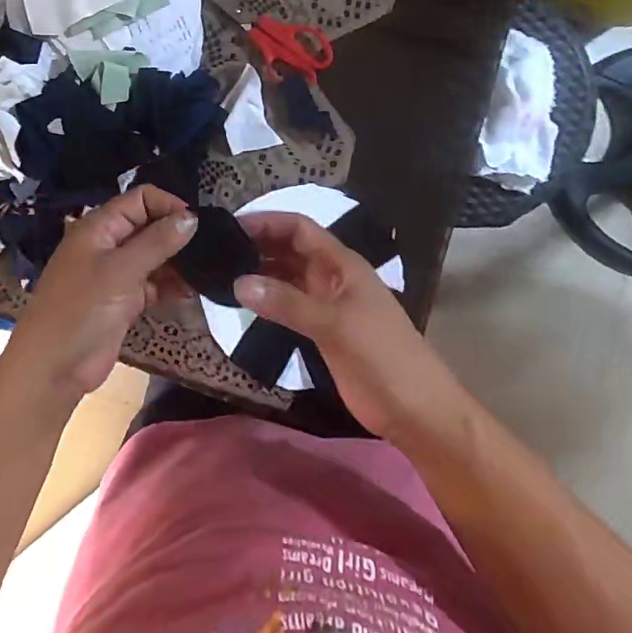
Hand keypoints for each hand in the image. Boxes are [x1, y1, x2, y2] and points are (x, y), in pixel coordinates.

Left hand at [6, 186, 198, 400]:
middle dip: (177, 233)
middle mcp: (107, 245)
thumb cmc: (82, 309)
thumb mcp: (121, 270)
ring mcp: (115, 275)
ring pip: (153, 257)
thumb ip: (156, 242)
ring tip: (208, 270)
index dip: (168, 204)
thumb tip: (190, 217)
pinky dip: (171, 287)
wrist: (54, 364)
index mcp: (98, 228)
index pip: (138, 199)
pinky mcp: (123, 301)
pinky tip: (193, 292)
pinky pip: (152, 285)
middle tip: (213, 247)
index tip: (198, 222)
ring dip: (178, 263)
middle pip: (148, 226)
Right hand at [234, 211, 475, 443]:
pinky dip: (263, 299)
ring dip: (256, 271)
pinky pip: (284, 303)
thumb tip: (238, 282)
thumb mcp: (335, 325)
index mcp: (342, 265)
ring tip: (219, 271)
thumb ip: (287, 303)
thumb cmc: (384, 357)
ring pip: (284, 276)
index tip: (230, 226)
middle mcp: (330, 278)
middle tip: (215, 250)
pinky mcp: (318, 330)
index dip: (267, 221)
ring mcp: (324, 304)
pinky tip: (238, 302)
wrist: (416, 411)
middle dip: (256, 244)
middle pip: (288, 249)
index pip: (299, 228)